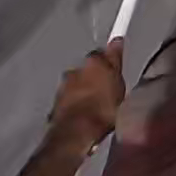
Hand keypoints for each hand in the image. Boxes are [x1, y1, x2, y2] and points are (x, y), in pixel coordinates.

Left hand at [45, 38, 125, 152]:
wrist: (76, 133)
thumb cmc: (102, 108)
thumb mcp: (119, 84)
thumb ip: (116, 60)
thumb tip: (116, 41)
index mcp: (93, 61)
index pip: (103, 52)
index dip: (110, 58)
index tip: (114, 62)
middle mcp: (75, 70)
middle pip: (89, 68)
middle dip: (96, 75)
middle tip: (108, 89)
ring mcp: (63, 87)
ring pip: (78, 83)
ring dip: (85, 89)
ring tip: (97, 105)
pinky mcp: (56, 104)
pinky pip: (70, 99)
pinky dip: (76, 102)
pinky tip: (85, 114)